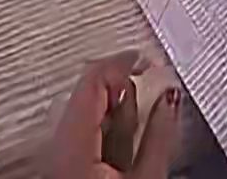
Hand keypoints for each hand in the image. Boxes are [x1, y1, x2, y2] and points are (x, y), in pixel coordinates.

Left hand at [45, 52, 180, 178]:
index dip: (124, 61)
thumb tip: (170, 96)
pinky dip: (107, 134)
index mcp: (71, 140)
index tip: (148, 59)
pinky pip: (83, 136)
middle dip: (123, 90)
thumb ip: (158, 134)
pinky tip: (124, 152)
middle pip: (90, 93)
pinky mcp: (61, 169)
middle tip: (151, 92)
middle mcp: (55, 146)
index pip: (94, 75)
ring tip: (139, 130)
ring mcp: (56, 159)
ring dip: (118, 114)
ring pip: (88, 115)